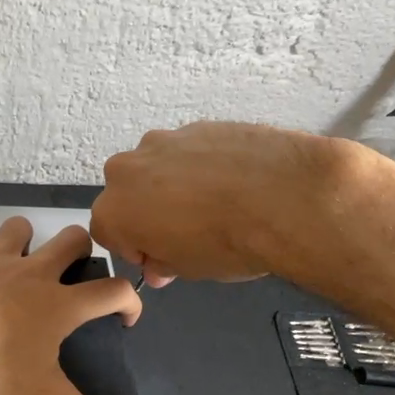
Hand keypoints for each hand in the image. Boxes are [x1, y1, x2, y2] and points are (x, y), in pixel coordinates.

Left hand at [0, 211, 147, 394]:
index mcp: (57, 306)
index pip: (112, 291)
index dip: (130, 300)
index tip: (125, 317)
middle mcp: (28, 273)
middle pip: (72, 239)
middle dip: (81, 250)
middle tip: (73, 275)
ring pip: (19, 227)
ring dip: (25, 238)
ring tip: (20, 260)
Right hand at [90, 121, 357, 285]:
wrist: (287, 196)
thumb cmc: (228, 241)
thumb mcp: (189, 269)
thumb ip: (163, 263)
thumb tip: (160, 264)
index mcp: (114, 210)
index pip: (107, 233)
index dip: (133, 249)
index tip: (160, 258)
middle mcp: (127, 169)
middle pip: (127, 194)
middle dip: (148, 212)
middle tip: (186, 233)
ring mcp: (163, 141)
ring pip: (157, 167)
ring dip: (173, 185)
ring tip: (215, 204)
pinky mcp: (198, 125)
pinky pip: (189, 151)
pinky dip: (202, 165)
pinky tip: (234, 183)